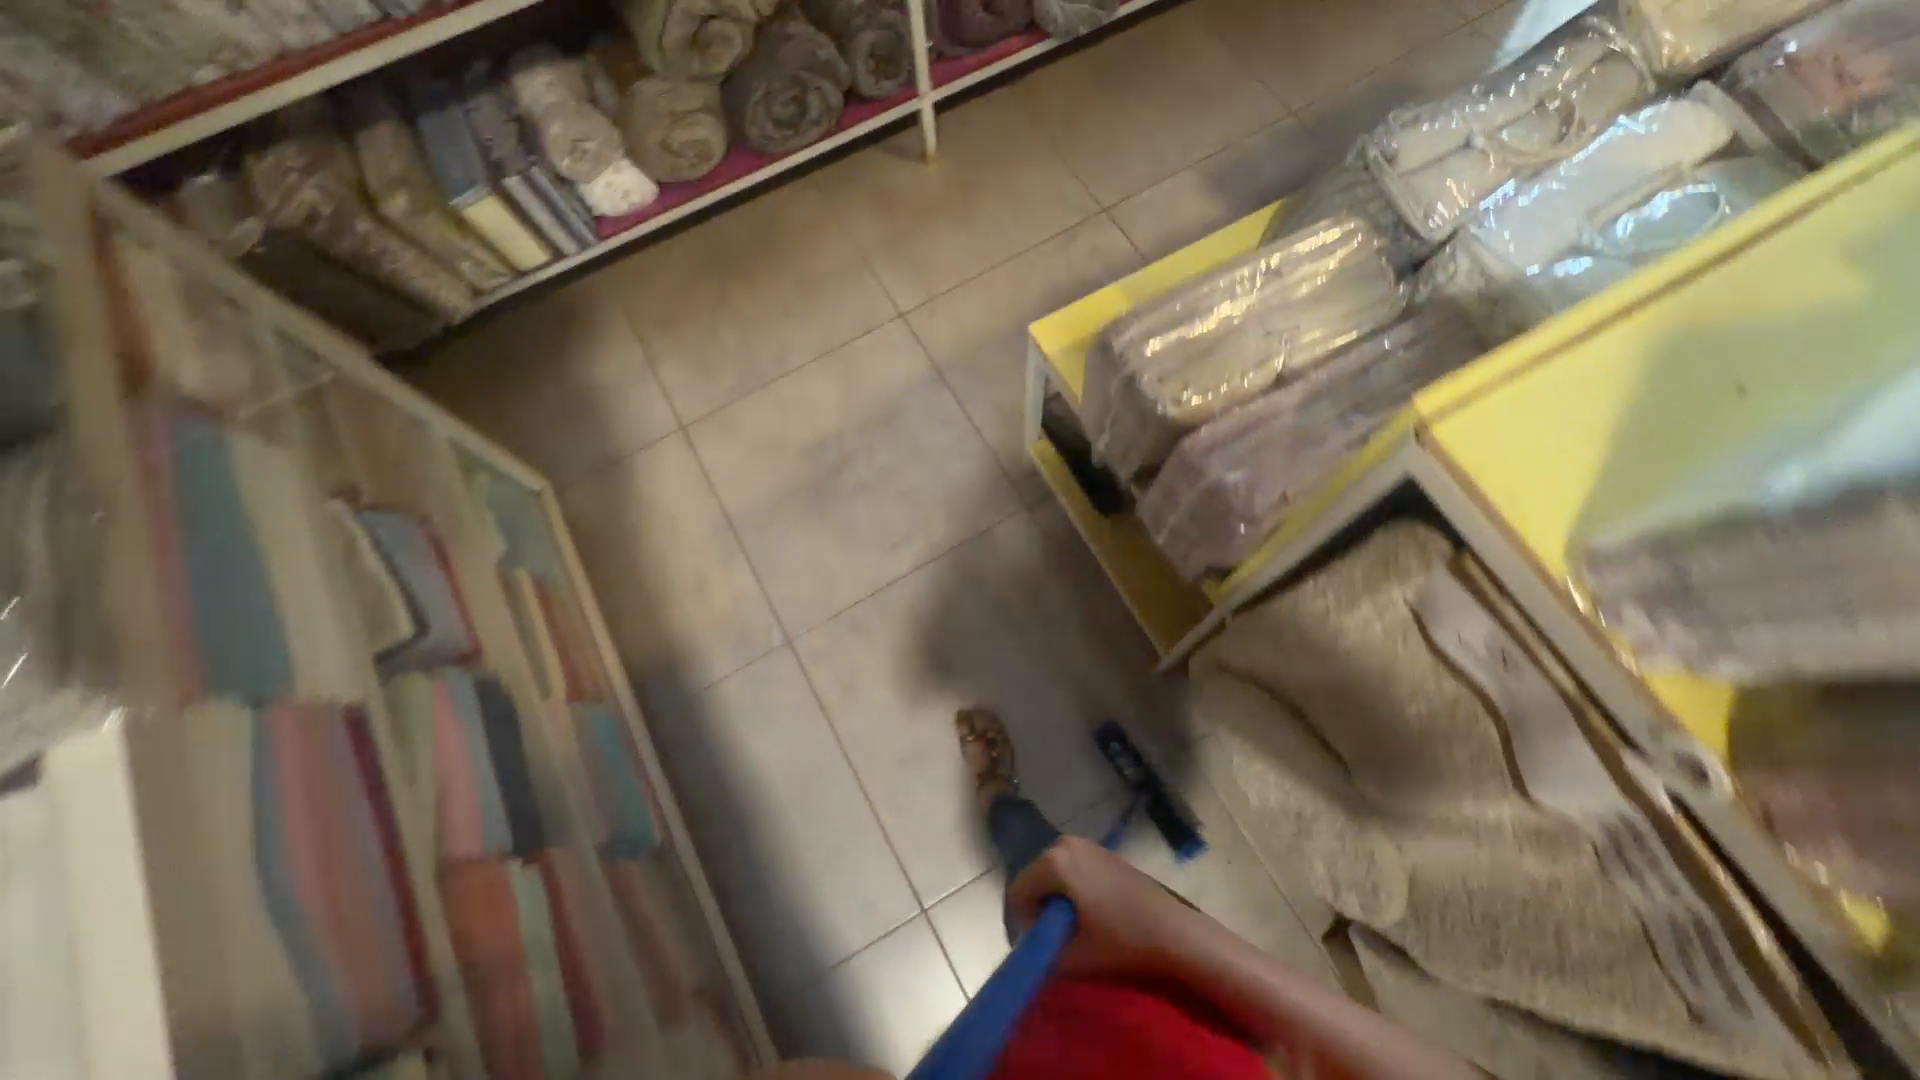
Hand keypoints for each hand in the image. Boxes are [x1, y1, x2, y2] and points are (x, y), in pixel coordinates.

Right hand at [1006, 836, 1206, 980]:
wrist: (1173, 931)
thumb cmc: (1121, 942)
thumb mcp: (1071, 958)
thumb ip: (1038, 951)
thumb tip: (1028, 943)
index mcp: (1054, 862)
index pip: (1017, 893)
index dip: (1020, 924)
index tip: (1038, 948)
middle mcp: (1065, 843)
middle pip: (1033, 880)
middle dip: (1037, 910)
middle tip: (1053, 940)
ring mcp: (1086, 843)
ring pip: (1051, 875)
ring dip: (1054, 901)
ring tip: (1072, 930)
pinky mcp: (1102, 851)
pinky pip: (1070, 870)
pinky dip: (1070, 891)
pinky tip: (1089, 914)